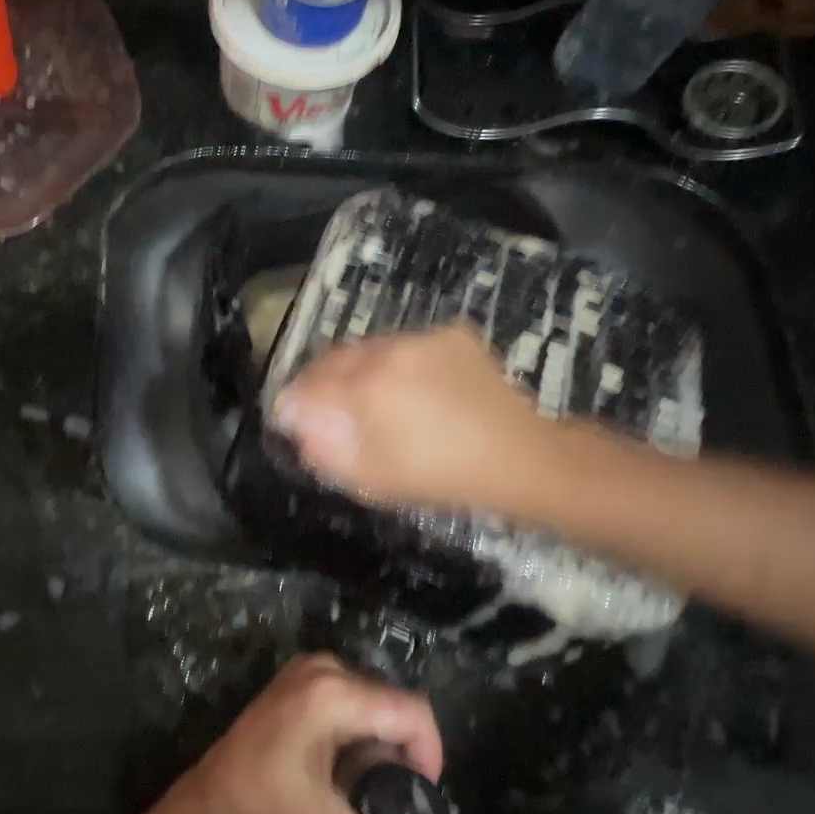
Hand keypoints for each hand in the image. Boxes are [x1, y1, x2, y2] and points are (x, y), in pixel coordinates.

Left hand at [180, 653, 444, 813]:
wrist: (222, 792)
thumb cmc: (274, 805)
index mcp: (334, 695)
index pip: (412, 710)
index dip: (430, 751)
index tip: (420, 788)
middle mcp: (326, 668)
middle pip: (395, 700)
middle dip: (404, 746)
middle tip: (392, 787)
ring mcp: (312, 664)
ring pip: (377, 696)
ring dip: (383, 735)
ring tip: (368, 776)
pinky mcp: (304, 672)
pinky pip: (355, 690)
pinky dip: (363, 722)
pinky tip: (347, 757)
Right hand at [271, 325, 558, 511]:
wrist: (522, 458)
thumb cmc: (441, 476)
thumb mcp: (371, 478)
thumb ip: (323, 446)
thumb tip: (294, 418)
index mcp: (366, 388)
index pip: (308, 384)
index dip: (294, 400)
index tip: (292, 415)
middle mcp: (388, 352)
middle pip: (334, 358)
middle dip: (322, 380)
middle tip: (327, 407)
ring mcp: (423, 338)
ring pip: (370, 348)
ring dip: (360, 369)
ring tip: (374, 399)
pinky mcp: (451, 335)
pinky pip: (408, 344)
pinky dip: (399, 362)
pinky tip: (415, 388)